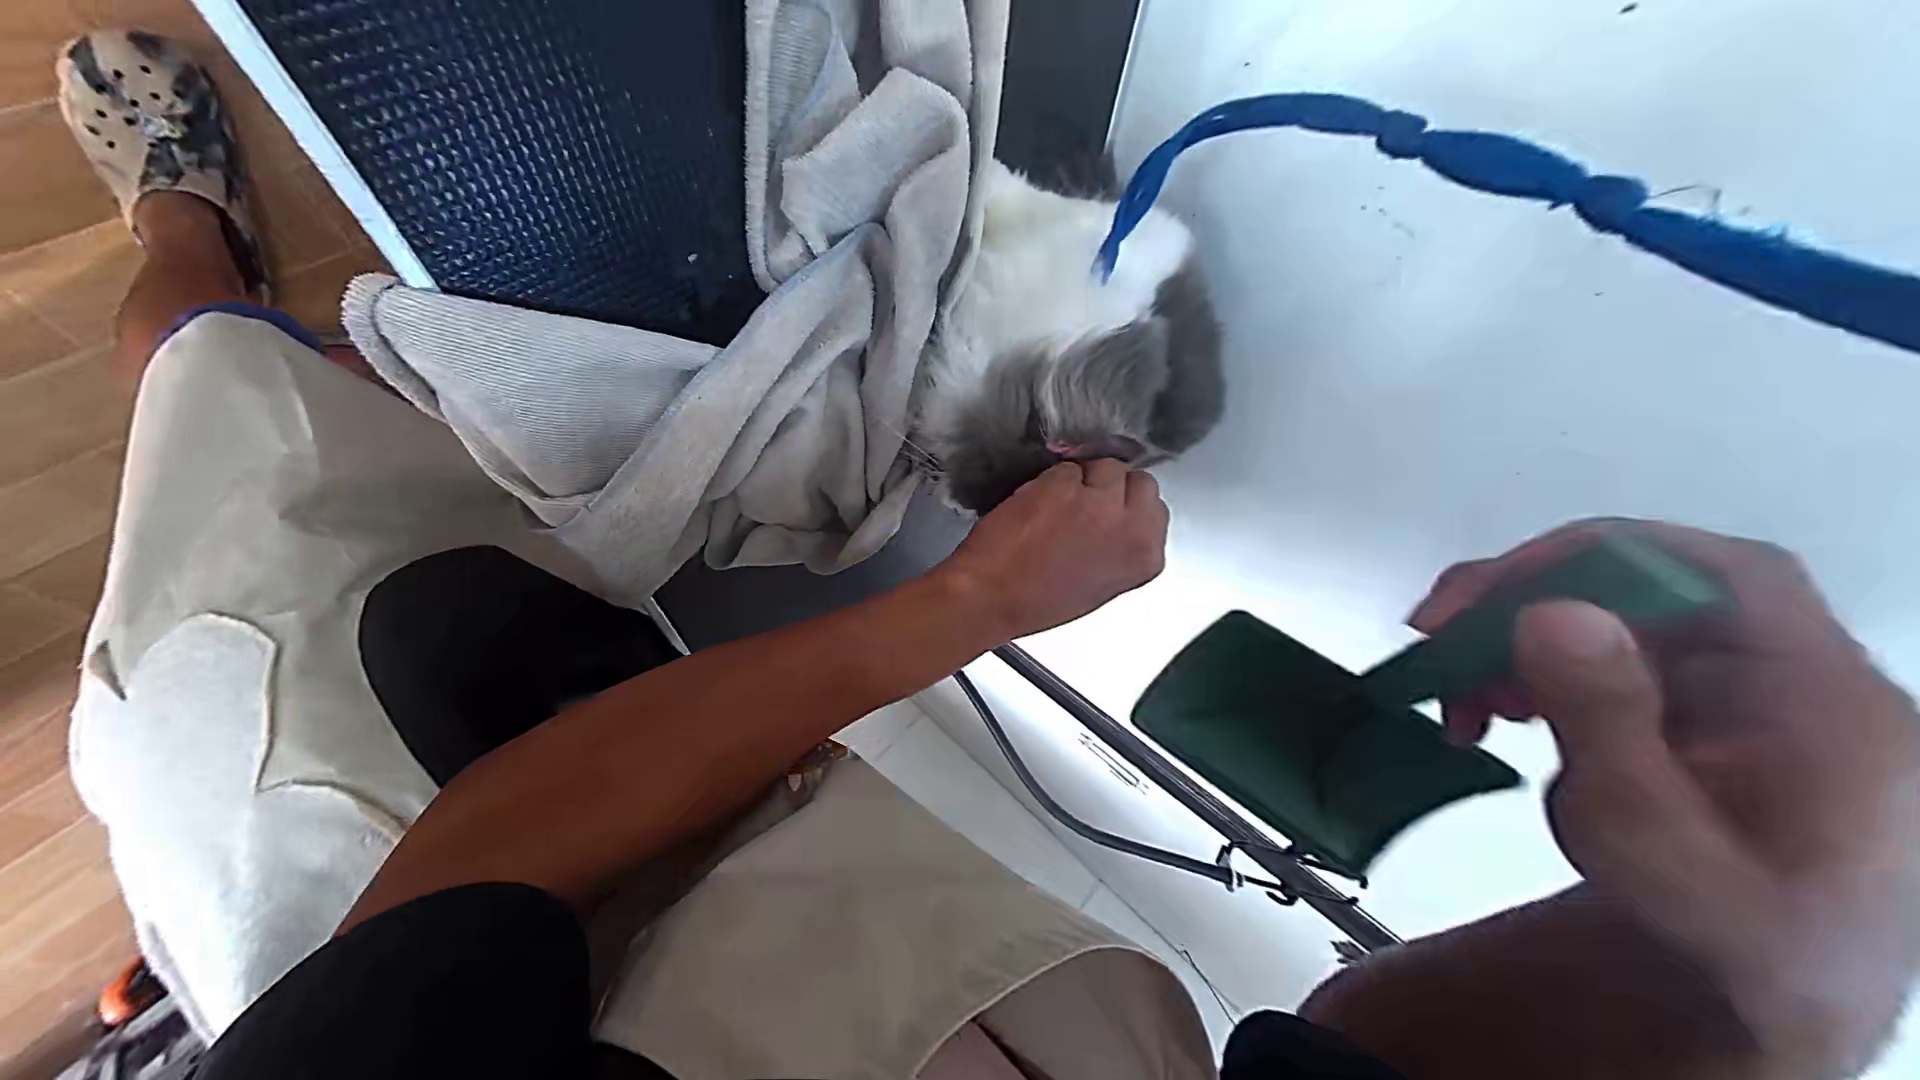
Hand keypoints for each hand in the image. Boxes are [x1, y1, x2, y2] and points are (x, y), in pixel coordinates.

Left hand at [938, 460, 1167, 640]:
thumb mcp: (1102, 583)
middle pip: (1138, 480)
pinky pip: (1065, 468)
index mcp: (1145, 558)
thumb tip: (1120, 518)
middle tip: (1083, 504)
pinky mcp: (1063, 484)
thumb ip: (1122, 546)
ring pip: (1104, 465)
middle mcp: (1132, 527)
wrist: (991, 597)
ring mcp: (1098, 502)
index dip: (1127, 504)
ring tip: (1056, 507)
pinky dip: (1050, 481)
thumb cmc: (1038, 601)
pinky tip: (1035, 506)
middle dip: (1112, 486)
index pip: (1155, 507)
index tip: (1110, 509)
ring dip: (1082, 478)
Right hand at [1411, 520, 1919, 1077]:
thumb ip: (1607, 724)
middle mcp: (1769, 670)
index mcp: (1815, 698)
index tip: (1491, 591)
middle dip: (1516, 598)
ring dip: (1498, 637)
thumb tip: (1550, 611)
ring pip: (1589, 611)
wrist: (1734, 974)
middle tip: (1433, 633)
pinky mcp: (1661, 695)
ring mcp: (1713, 682)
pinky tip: (1480, 709)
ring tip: (1449, 693)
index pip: (1719, 571)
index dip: (1599, 555)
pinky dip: (1507, 665)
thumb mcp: (1648, 834)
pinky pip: (1572, 649)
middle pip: (1632, 581)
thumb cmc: (1713, 921)